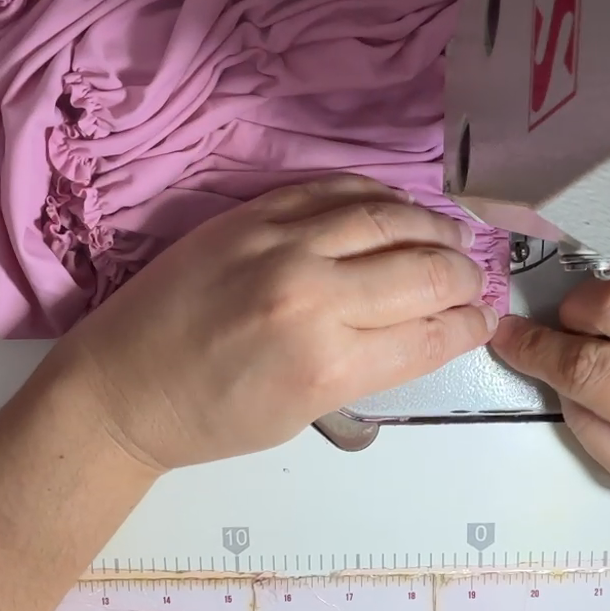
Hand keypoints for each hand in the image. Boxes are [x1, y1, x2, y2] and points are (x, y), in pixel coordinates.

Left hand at [46, 174, 497, 470]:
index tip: (484, 319)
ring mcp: (280, 244)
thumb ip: (367, 367)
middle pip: (424, 271)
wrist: (125, 388)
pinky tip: (399, 208)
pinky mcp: (252, 214)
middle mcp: (314, 296)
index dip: (468, 326)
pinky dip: (380, 197)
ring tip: (453, 241)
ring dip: (435, 229)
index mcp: (329, 365)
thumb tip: (423, 330)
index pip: (430, 334)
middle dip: (464, 278)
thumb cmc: (211, 421)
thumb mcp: (303, 414)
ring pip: (390, 217)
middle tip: (475, 281)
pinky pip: (337, 189)